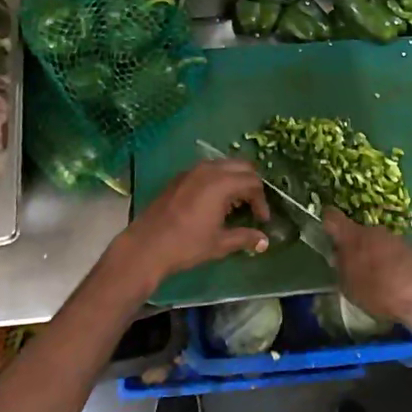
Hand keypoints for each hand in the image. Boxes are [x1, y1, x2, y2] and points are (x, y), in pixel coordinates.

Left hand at [107, 158, 270, 288]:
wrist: (147, 246)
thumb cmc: (187, 245)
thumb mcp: (220, 243)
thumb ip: (245, 238)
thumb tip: (265, 241)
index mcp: (221, 183)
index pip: (253, 182)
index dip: (261, 200)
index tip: (262, 219)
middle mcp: (208, 170)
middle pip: (241, 166)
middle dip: (251, 184)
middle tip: (252, 206)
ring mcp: (191, 171)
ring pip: (223, 166)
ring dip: (234, 180)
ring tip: (235, 205)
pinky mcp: (179, 178)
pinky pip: (206, 171)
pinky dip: (217, 180)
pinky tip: (214, 203)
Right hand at [323, 208, 411, 327]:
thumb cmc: (379, 291)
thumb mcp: (348, 286)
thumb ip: (341, 268)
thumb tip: (339, 257)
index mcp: (352, 237)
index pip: (332, 218)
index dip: (326, 221)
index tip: (324, 228)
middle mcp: (374, 231)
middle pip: (359, 233)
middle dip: (355, 246)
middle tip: (353, 266)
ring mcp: (397, 238)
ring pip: (379, 243)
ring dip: (376, 255)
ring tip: (378, 279)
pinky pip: (397, 254)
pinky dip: (394, 264)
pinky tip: (398, 284)